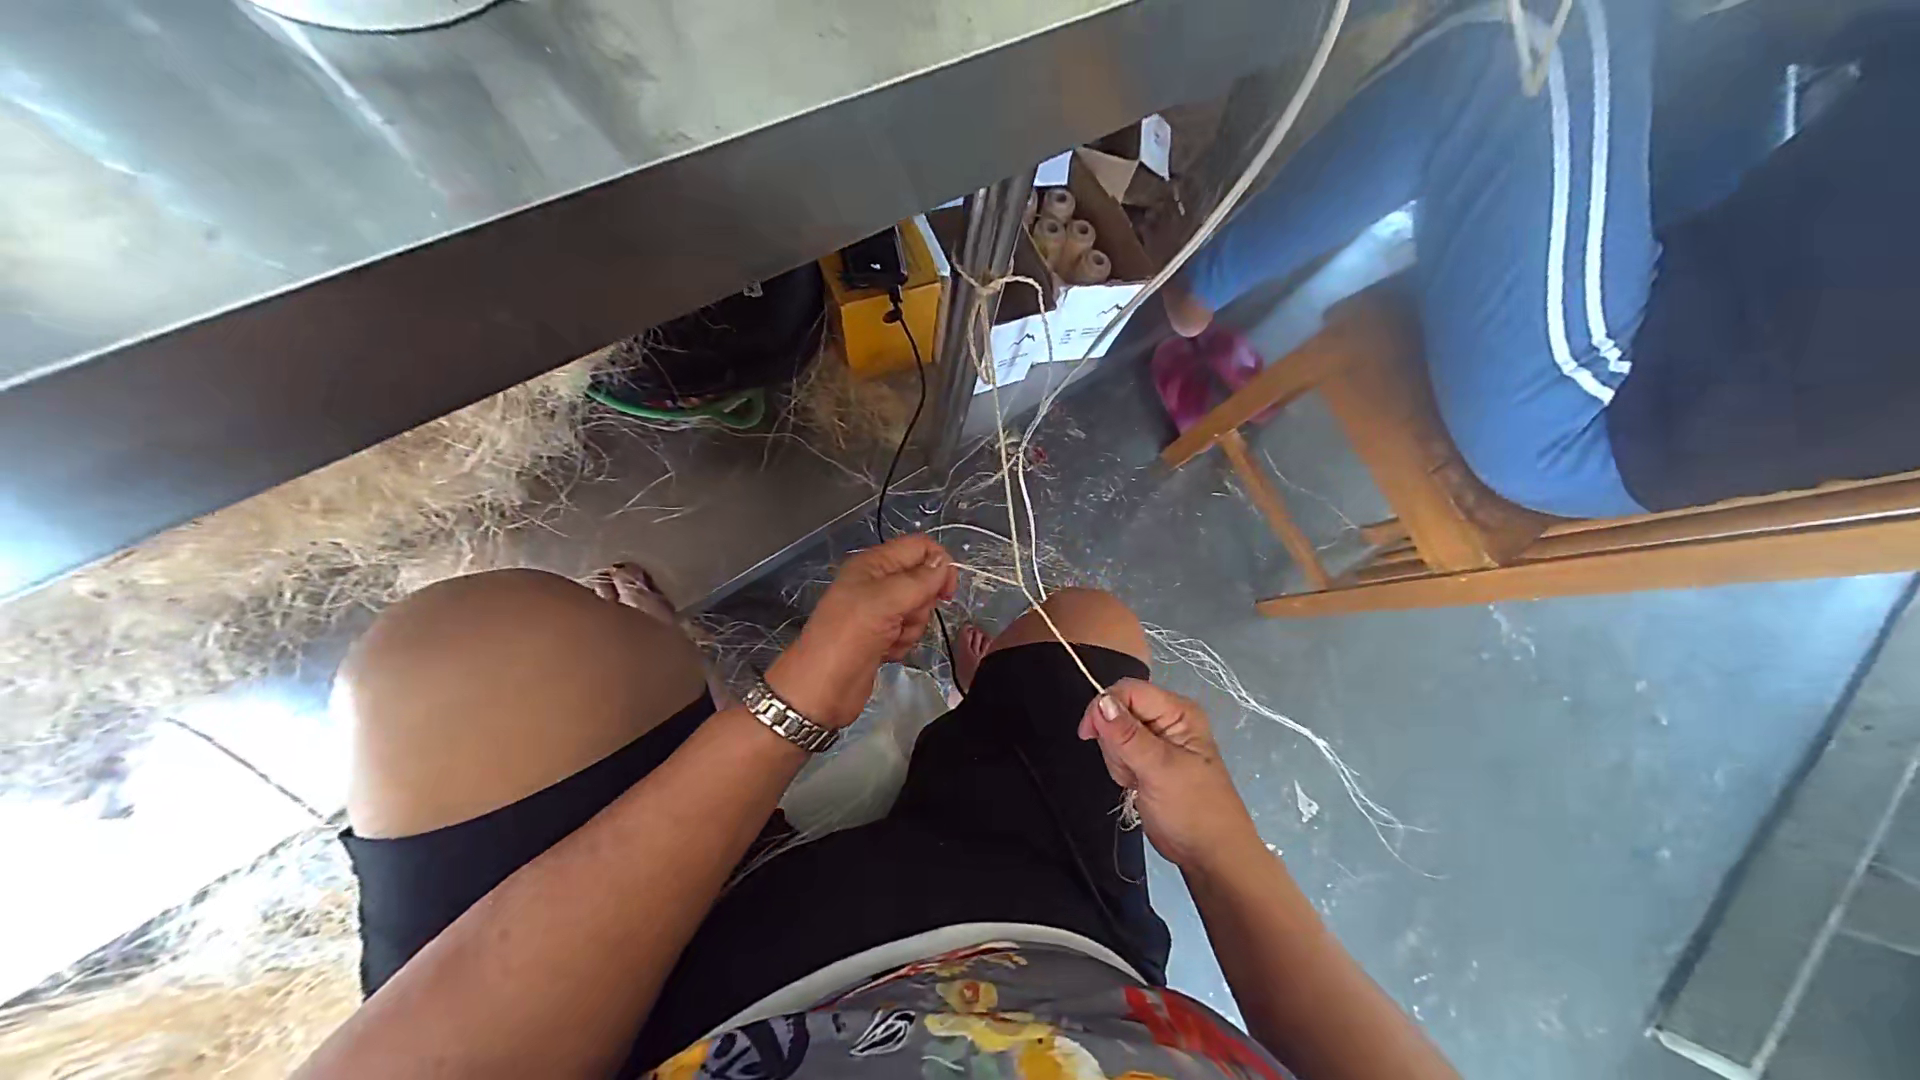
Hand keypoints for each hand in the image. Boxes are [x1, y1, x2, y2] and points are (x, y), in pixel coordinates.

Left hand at [765, 534, 955, 729]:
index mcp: (874, 564)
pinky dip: (903, 643)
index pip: (919, 548)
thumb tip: (945, 563)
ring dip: (912, 627)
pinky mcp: (882, 637)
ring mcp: (879, 612)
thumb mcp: (885, 600)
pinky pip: (909, 632)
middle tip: (903, 617)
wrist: (822, 688)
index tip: (946, 591)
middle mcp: (877, 583)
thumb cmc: (848, 636)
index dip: (938, 564)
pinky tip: (887, 652)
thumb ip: (920, 579)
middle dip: (922, 603)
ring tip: (890, 638)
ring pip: (919, 609)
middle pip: (923, 581)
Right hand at [1077, 678, 1260, 869]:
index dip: (1105, 706)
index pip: (1128, 690)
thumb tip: (1101, 701)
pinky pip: (1117, 750)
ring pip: (1113, 731)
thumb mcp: (1160, 769)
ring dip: (1116, 757)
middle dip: (1114, 739)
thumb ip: (1127, 735)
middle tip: (1131, 767)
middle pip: (1118, 709)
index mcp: (1178, 711)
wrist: (1209, 854)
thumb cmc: (1194, 810)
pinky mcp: (1146, 758)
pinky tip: (1135, 784)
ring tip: (1137, 779)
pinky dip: (1119, 767)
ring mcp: (1156, 739)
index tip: (1090, 734)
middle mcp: (1166, 719)